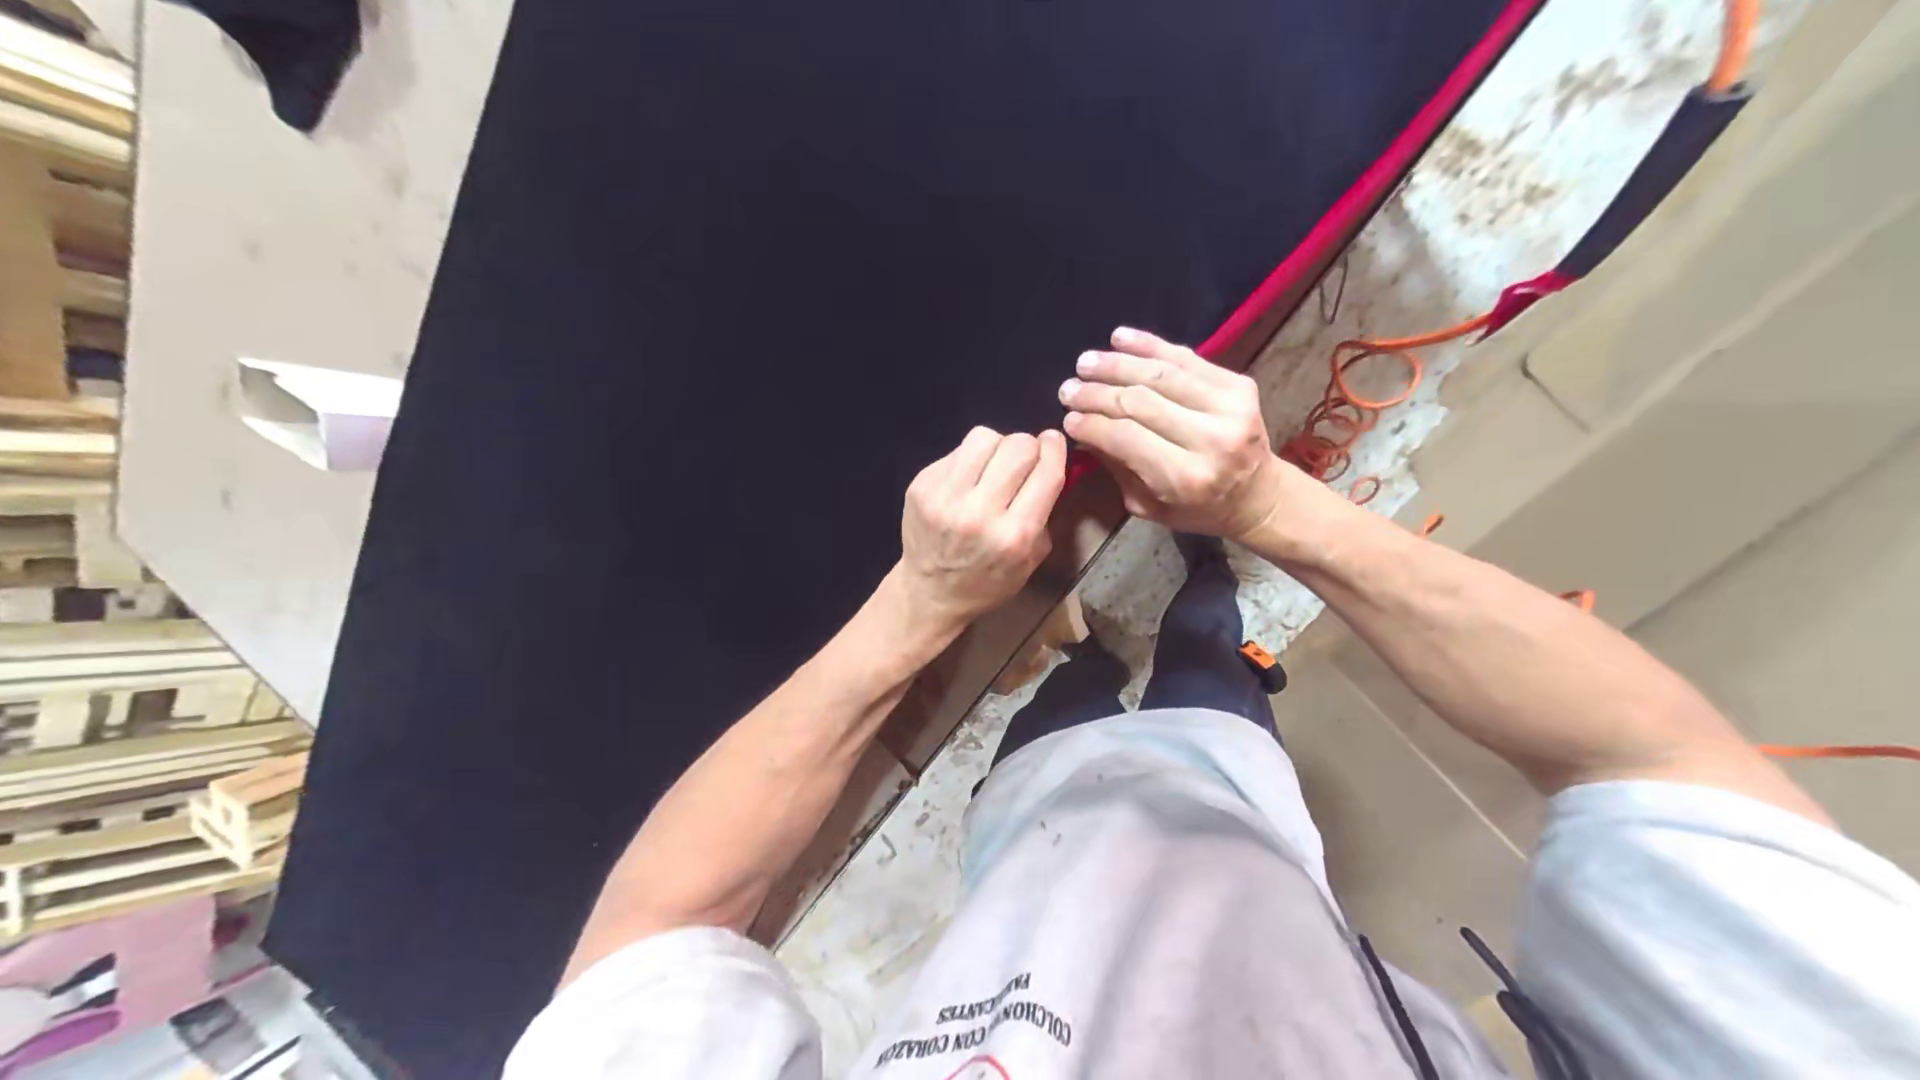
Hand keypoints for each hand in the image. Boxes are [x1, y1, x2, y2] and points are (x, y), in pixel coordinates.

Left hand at [898, 427, 1066, 627]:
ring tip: (994, 464)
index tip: (1053, 441)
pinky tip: (968, 478)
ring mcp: (945, 497)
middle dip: (1028, 446)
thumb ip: (1045, 513)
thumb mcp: (1031, 560)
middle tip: (1024, 458)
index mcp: (1014, 536)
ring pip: (984, 437)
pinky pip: (957, 451)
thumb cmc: (988, 580)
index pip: (1047, 473)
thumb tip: (1050, 464)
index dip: (1056, 449)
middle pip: (1018, 447)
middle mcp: (979, 513)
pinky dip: (969, 458)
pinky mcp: (922, 486)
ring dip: (997, 446)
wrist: (930, 593)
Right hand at [1059, 327, 1296, 540]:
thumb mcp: (1148, 505)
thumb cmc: (1197, 509)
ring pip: (1160, 375)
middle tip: (1069, 389)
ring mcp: (1229, 408)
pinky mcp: (1239, 385)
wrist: (1259, 496)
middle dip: (1096, 394)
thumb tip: (1082, 430)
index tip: (1067, 418)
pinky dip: (1150, 344)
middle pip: (1139, 402)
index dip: (1091, 424)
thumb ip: (1116, 466)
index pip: (1125, 438)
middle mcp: (1210, 440)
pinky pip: (1186, 358)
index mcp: (1186, 478)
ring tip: (1086, 362)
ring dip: (1116, 365)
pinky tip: (1119, 338)